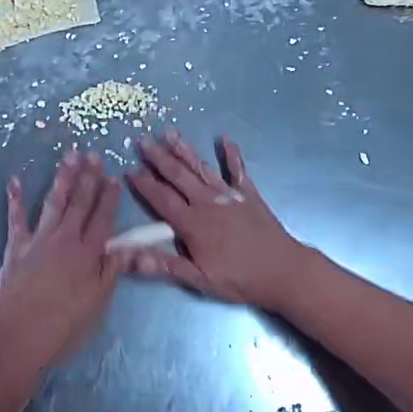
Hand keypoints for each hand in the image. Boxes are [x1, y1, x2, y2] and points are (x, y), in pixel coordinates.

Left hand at [0, 151, 120, 367]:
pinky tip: (14, 180)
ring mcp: (39, 238)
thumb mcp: (98, 300)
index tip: (112, 177)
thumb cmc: (66, 324)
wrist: (23, 333)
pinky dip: (15, 198)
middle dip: (88, 177)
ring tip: (70, 157)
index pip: (103, 218)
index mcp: (88, 253)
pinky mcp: (16, 245)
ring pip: (54, 202)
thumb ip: (113, 270)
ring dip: (63, 178)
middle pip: (80, 203)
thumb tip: (131, 247)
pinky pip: (16, 217)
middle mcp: (65, 238)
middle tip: (93, 154)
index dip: (109, 198)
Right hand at [119, 131, 309, 308]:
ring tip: (169, 132)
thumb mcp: (199, 279)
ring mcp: (228, 194)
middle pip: (177, 175)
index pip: (161, 198)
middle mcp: (206, 202)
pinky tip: (226, 139)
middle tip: (142, 140)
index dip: (143, 184)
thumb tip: (129, 256)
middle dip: (158, 158)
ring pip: (200, 168)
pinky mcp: (248, 193)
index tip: (129, 170)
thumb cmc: (239, 279)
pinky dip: (232, 154)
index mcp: (191, 223)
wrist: (283, 272)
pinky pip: (238, 170)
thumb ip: (164, 264)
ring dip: (184, 150)